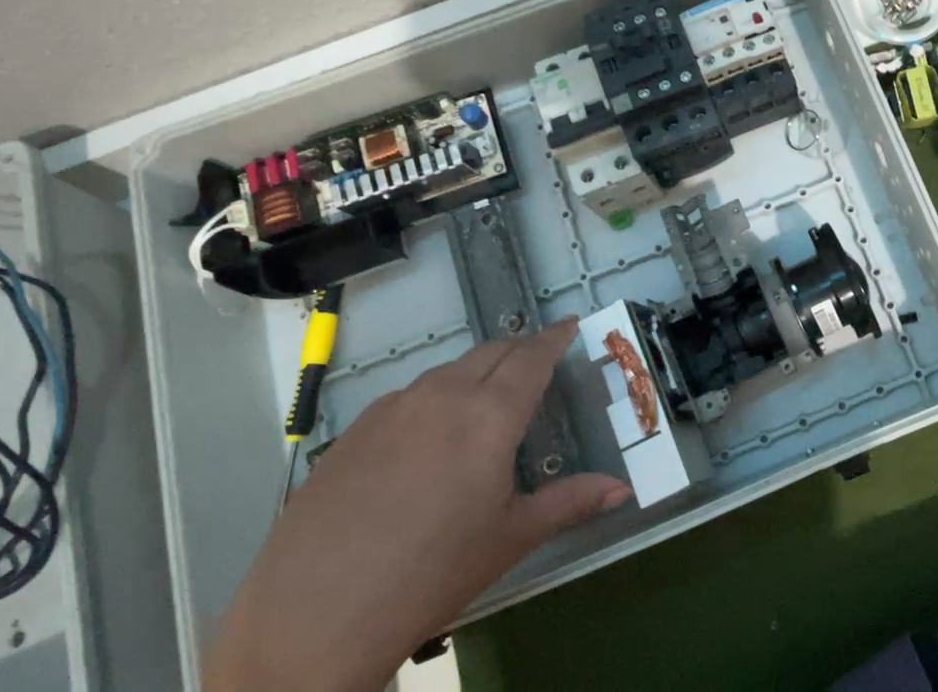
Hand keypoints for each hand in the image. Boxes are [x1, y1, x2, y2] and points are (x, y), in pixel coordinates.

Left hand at [204, 318, 629, 691]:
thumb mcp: (510, 538)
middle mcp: (442, 397)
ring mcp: (392, 409)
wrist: (315, 612)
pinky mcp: (354, 430)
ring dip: (477, 370)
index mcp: (488, 417)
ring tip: (488, 395)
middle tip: (539, 359)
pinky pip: (409, 395)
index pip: (531, 358)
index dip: (554, 338)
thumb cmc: (432, 573)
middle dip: (520, 349)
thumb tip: (622, 489)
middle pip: (490, 352)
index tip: (569, 324)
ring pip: (447, 370)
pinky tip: (431, 433)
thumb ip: (570, 503)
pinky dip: (436, 395)